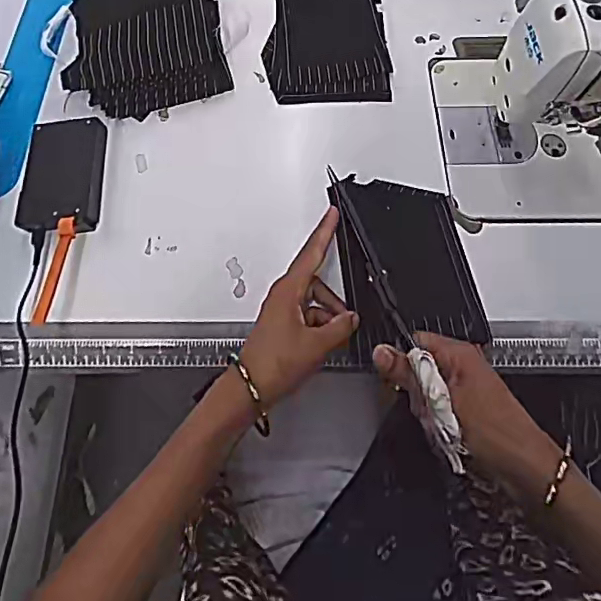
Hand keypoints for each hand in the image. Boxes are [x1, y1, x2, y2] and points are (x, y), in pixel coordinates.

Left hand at [237, 208, 357, 407]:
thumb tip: (350, 319)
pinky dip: (320, 328)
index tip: (331, 214)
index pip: (311, 252)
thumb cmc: (272, 364)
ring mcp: (282, 309)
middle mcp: (283, 295)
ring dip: (328, 319)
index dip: (324, 231)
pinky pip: (309, 316)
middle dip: (335, 301)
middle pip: (319, 284)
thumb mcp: (316, 345)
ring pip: (316, 303)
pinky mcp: (283, 324)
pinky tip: (322, 345)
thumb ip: (339, 328)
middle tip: (345, 320)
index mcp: (289, 290)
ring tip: (330, 341)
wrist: (250, 387)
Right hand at [375, 332, 560, 496]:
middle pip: (417, 369)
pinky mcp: (467, 411)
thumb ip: (409, 375)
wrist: (527, 470)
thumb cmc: (497, 434)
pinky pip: (438, 411)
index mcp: (459, 352)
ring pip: (426, 394)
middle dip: (415, 394)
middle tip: (429, 411)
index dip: (400, 361)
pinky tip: (448, 437)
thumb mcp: (442, 402)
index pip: (413, 341)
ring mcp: (465, 389)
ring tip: (443, 428)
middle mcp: (462, 366)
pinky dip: (437, 425)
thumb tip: (382, 351)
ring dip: (427, 414)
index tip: (396, 381)